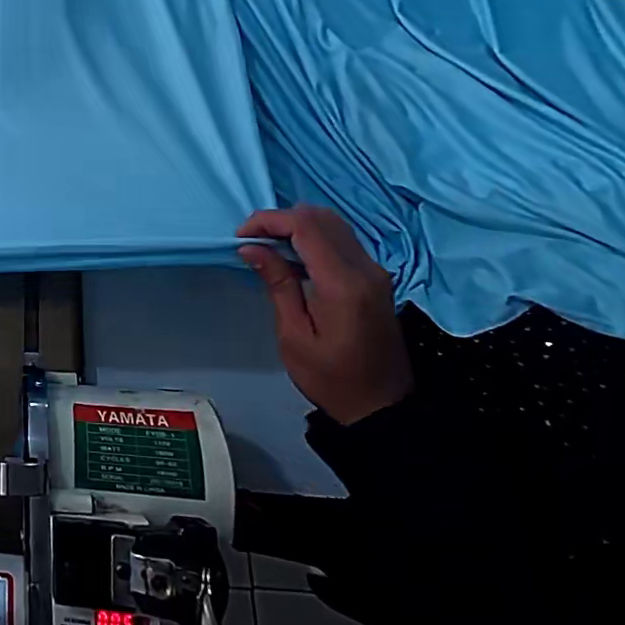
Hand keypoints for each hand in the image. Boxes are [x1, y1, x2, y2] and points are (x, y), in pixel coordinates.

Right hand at [238, 206, 411, 424]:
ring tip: (268, 246)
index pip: (306, 227)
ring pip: (334, 224)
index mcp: (343, 284)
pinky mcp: (376, 277)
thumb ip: (278, 284)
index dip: (270, 221)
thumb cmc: (332, 379)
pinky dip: (314, 237)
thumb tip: (252, 248)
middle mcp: (365, 268)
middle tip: (252, 240)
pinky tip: (293, 257)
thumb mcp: (294, 336)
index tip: (242, 236)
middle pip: (321, 217)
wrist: (382, 406)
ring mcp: (375, 270)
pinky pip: (343, 240)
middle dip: (281, 219)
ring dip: (298, 225)